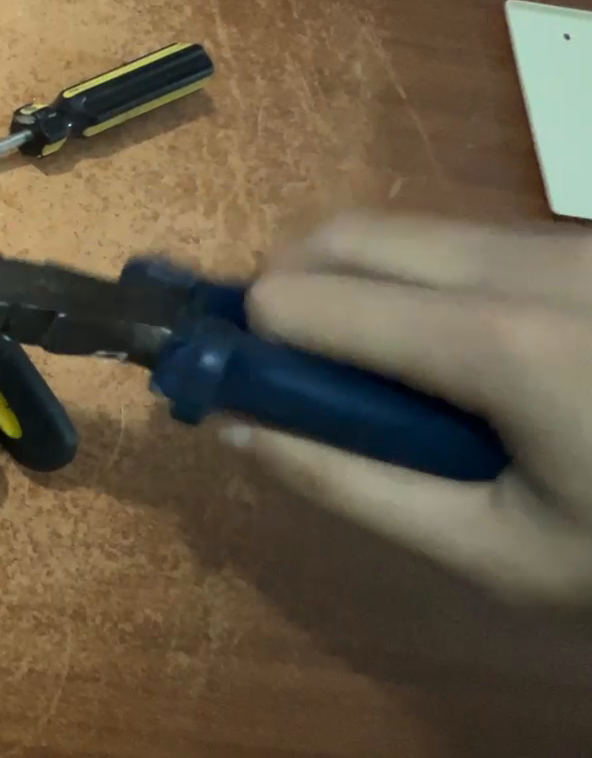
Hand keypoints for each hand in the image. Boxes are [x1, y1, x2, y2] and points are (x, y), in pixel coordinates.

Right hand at [228, 212, 591, 603]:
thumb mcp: (503, 554)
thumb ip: (344, 484)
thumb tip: (228, 423)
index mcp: (504, 346)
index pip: (292, 297)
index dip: (253, 344)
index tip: (261, 391)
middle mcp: (534, 268)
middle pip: (331, 235)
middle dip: (283, 290)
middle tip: (302, 367)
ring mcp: (577, 248)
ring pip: (394, 230)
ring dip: (346, 283)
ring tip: (386, 365)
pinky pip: (457, 241)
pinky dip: (410, 281)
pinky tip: (460, 352)